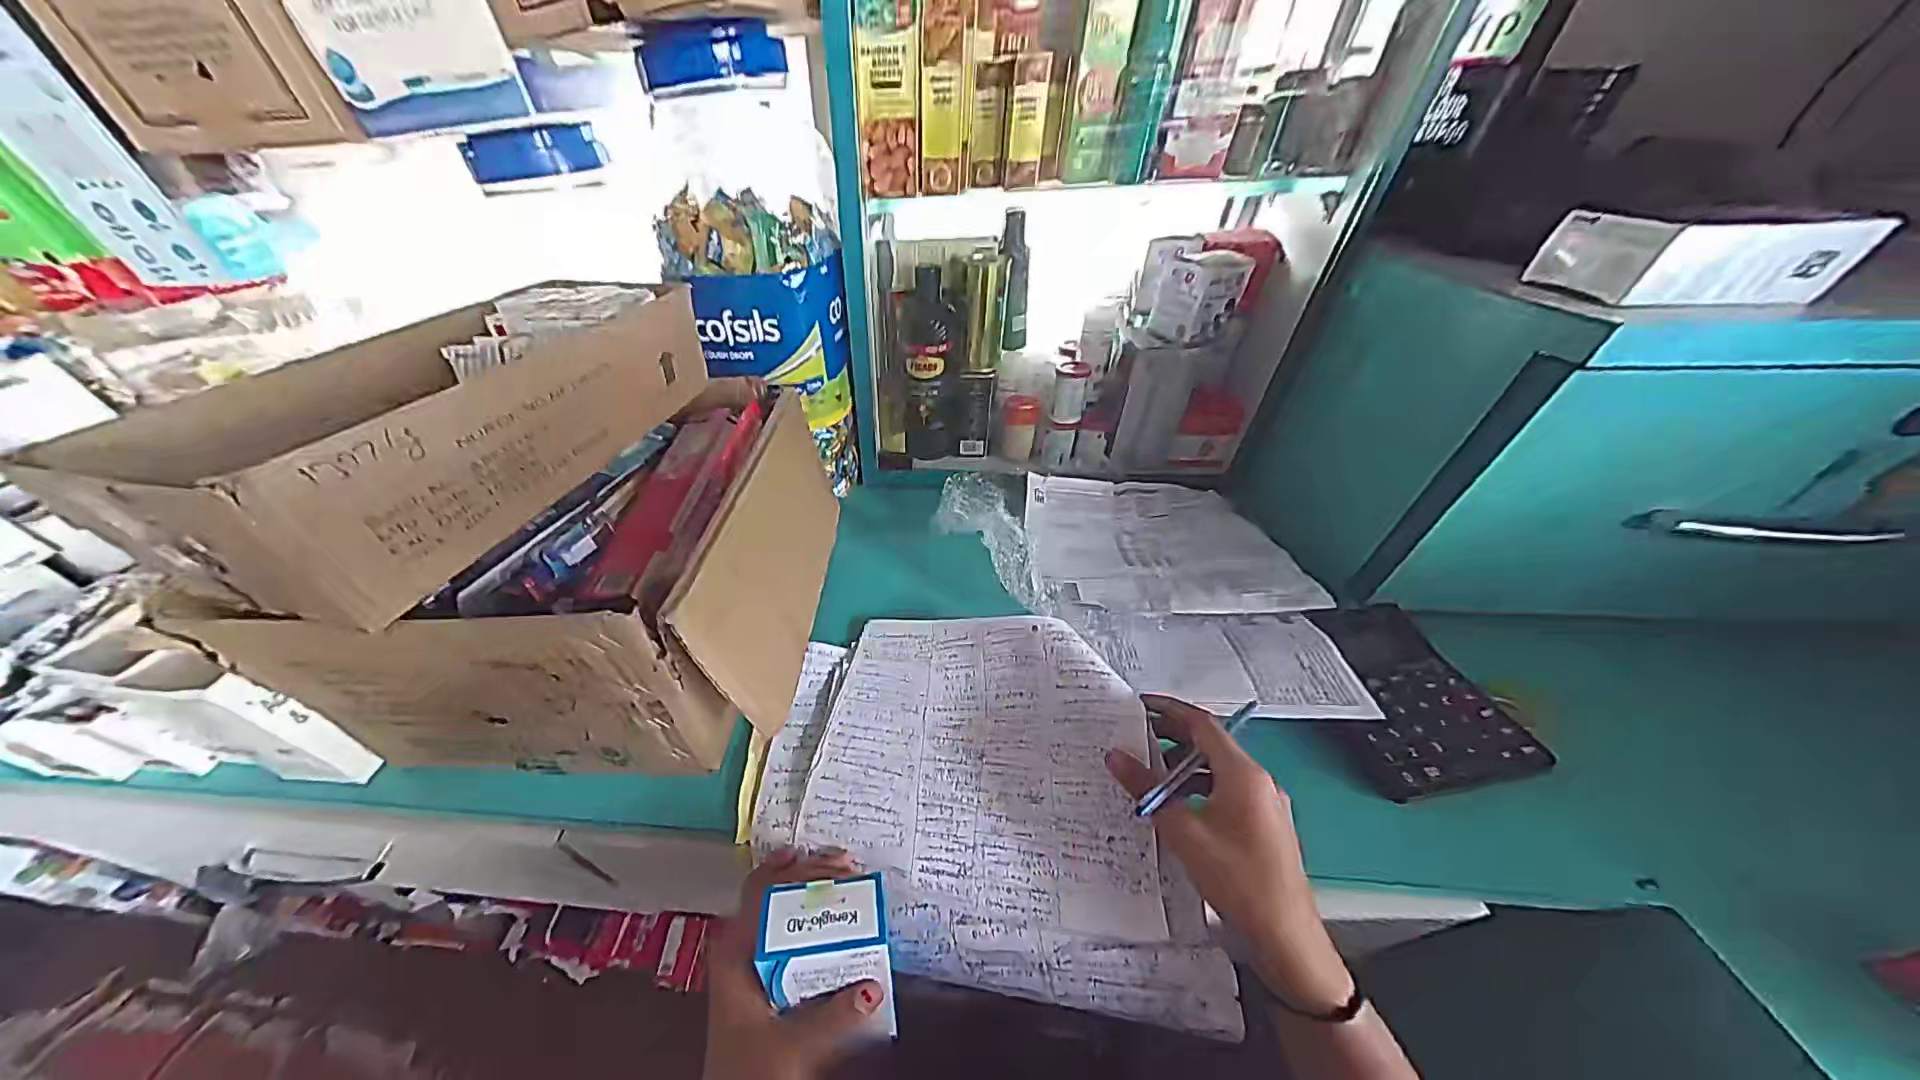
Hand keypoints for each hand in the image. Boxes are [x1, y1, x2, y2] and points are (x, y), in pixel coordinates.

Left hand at [704, 848, 886, 1079]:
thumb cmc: (746, 1075)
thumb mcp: (791, 1045)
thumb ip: (834, 1016)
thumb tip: (872, 986)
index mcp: (735, 954)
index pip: (756, 890)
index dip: (785, 867)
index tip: (815, 855)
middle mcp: (741, 950)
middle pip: (773, 893)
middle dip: (810, 873)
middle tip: (845, 865)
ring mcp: (752, 963)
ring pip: (782, 910)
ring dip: (812, 890)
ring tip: (843, 876)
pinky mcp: (767, 978)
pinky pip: (790, 933)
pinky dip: (813, 917)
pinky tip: (835, 913)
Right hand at [1106, 694, 1353, 1012]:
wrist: (1286, 936)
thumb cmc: (1238, 879)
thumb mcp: (1183, 831)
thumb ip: (1147, 790)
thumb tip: (1117, 758)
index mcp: (1244, 774)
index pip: (1203, 724)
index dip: (1170, 709)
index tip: (1143, 704)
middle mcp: (1259, 781)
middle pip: (1212, 743)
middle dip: (1174, 736)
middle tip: (1139, 735)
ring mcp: (1265, 802)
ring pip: (1218, 768)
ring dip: (1185, 764)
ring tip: (1151, 771)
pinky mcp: (1264, 823)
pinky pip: (1227, 789)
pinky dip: (1199, 786)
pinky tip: (1177, 804)